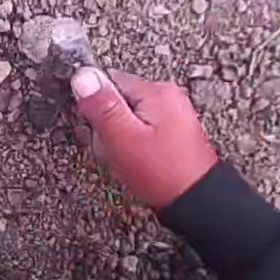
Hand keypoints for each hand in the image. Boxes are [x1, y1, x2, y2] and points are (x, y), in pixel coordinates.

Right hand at [71, 67, 219, 209]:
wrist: (197, 202)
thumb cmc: (163, 173)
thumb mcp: (123, 137)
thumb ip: (102, 105)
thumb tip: (83, 76)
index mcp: (157, 91)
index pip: (108, 82)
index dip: (95, 108)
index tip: (97, 128)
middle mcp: (168, 97)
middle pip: (118, 101)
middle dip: (108, 126)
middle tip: (115, 148)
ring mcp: (173, 115)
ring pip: (128, 119)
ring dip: (120, 139)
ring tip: (128, 159)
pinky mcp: (173, 133)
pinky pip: (141, 132)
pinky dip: (134, 147)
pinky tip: (138, 163)